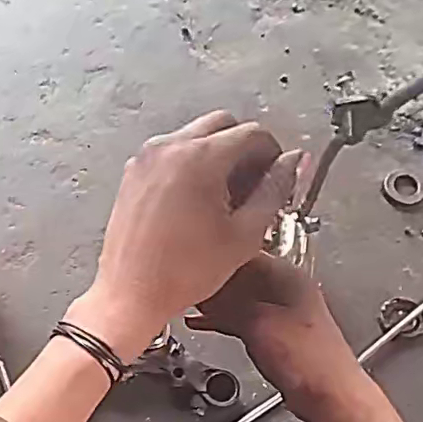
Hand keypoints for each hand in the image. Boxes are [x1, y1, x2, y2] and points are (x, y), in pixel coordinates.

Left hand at [64, 111, 304, 359]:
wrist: (130, 296)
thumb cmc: (177, 275)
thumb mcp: (243, 236)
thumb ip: (274, 191)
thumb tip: (292, 164)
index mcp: (200, 158)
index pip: (252, 133)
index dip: (272, 155)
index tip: (274, 175)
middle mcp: (169, 149)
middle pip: (222, 125)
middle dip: (243, 150)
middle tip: (252, 185)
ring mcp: (145, 161)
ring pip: (193, 138)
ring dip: (215, 158)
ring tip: (222, 201)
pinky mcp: (132, 177)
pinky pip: (169, 156)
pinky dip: (187, 169)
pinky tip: (194, 206)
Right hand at [185, 256, 370, 421]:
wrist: (327, 394)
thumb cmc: (309, 360)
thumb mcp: (259, 324)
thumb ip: (229, 306)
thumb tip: (204, 295)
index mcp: (288, 278)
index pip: (243, 255)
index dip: (215, 257)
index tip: (192, 262)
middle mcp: (285, 291)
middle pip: (239, 276)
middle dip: (210, 280)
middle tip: (184, 282)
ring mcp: (280, 314)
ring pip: (238, 299)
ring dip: (214, 301)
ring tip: (188, 300)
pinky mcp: (274, 335)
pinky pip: (240, 319)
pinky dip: (221, 319)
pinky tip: (203, 322)